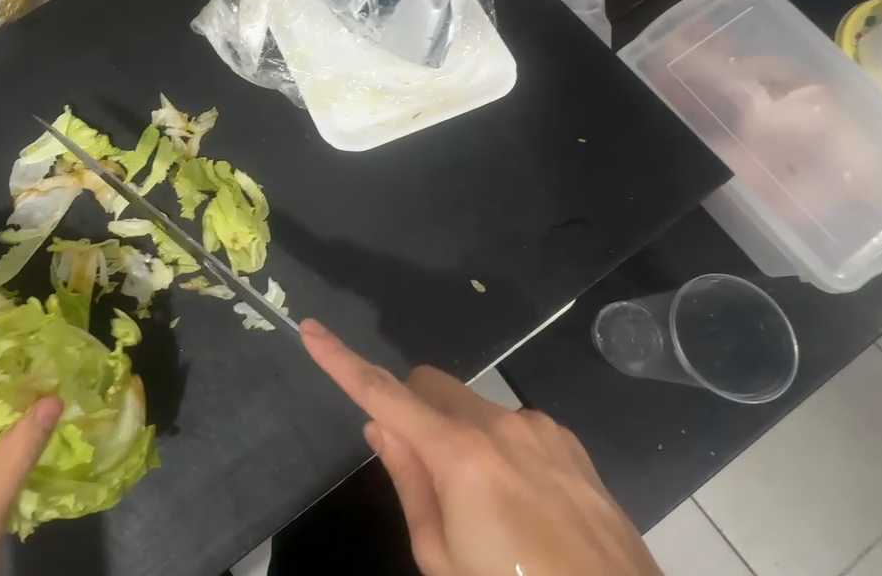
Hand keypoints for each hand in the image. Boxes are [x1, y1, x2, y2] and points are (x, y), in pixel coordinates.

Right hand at [301, 318, 659, 575]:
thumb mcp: (443, 559)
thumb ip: (409, 484)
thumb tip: (382, 428)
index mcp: (460, 455)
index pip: (383, 394)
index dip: (341, 361)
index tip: (311, 330)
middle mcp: (499, 425)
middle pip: (428, 386)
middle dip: (410, 409)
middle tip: (420, 472)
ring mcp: (540, 430)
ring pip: (471, 407)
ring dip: (457, 435)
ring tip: (486, 507)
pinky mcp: (571, 444)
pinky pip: (512, 427)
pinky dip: (497, 447)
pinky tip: (524, 504)